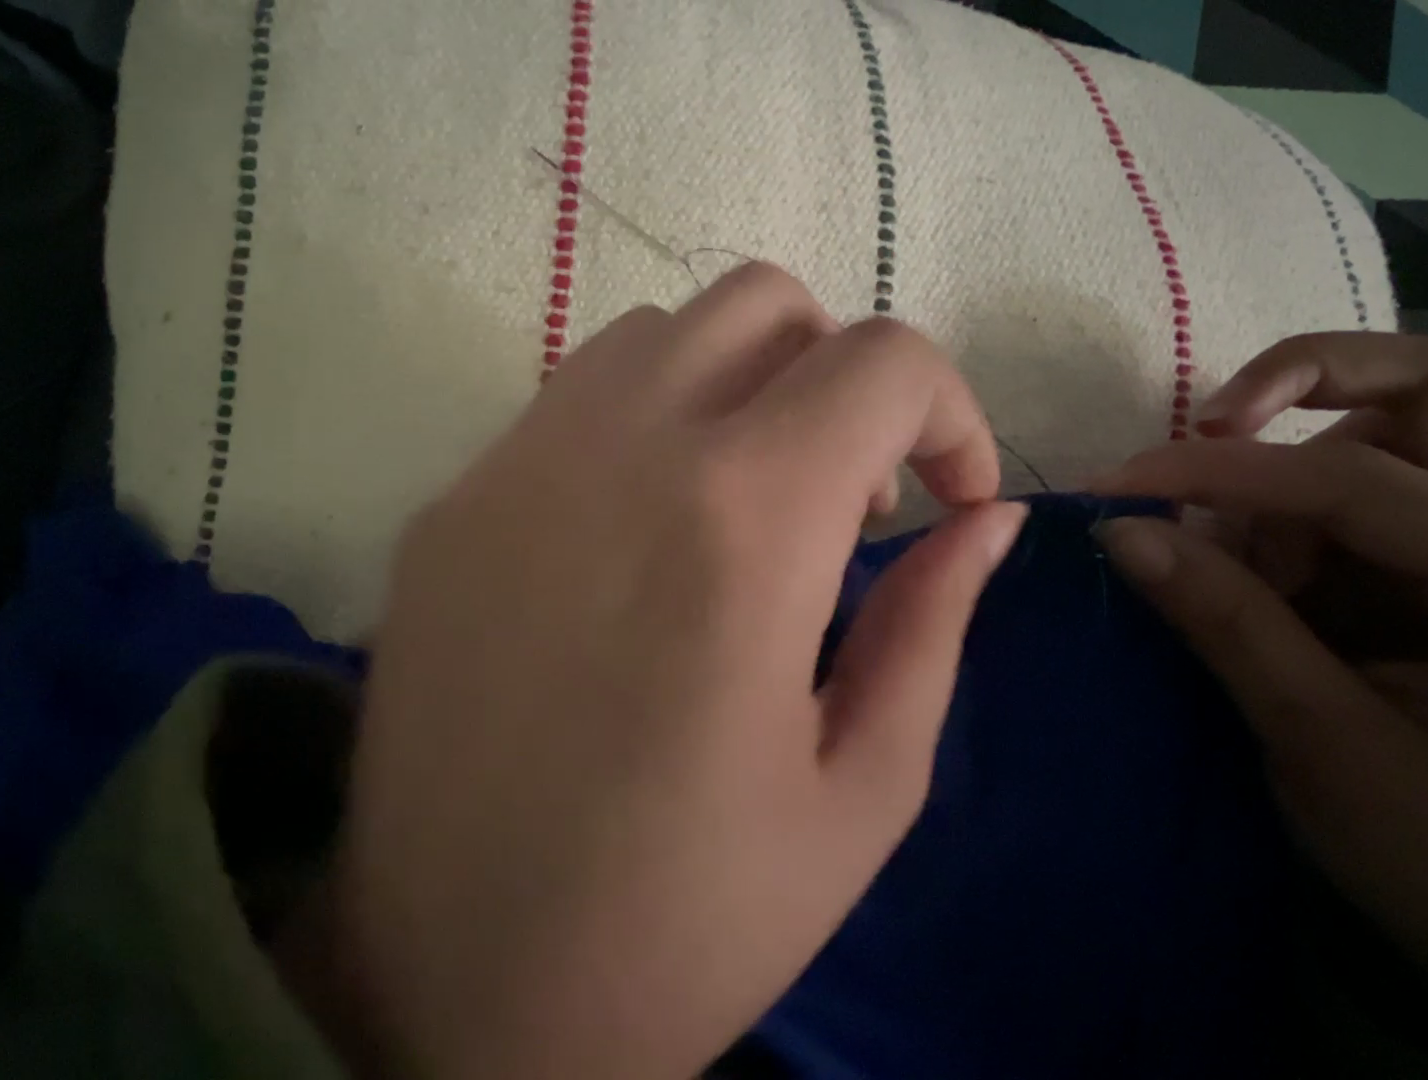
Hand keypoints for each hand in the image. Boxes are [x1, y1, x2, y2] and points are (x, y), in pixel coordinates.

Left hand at [314, 264, 1024, 1079]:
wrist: (455, 987)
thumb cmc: (684, 922)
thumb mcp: (861, 791)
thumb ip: (931, 624)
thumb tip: (985, 520)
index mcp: (743, 523)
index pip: (881, 360)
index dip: (950, 414)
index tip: (947, 503)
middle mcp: (616, 453)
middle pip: (759, 304)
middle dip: (836, 376)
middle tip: (840, 500)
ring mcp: (508, 470)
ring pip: (651, 337)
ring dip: (728, 387)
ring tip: (738, 510)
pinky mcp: (443, 511)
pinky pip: (561, 409)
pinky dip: (633, 429)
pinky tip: (634, 543)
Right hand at [1093, 333, 1427, 1027]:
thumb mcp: (1324, 744)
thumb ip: (1224, 622)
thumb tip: (1118, 533)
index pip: (1357, 476)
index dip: (1219, 469)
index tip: (1112, 487)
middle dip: (1312, 381)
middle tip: (1211, 427)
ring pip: (1412, 438)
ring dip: (1297, 468)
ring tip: (1230, 555)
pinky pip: (1376, 511)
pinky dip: (1297, 525)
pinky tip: (1257, 589)